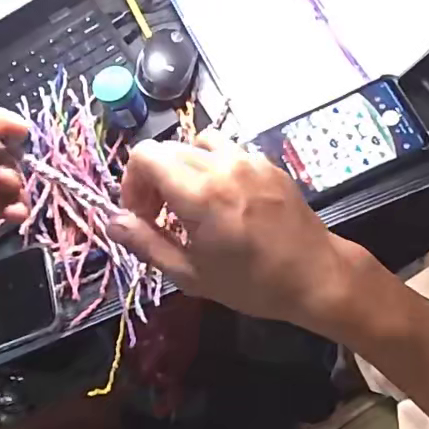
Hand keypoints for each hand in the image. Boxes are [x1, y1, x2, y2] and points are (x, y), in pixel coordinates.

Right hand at [107, 132, 370, 328]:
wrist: (317, 276)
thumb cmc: (252, 284)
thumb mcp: (191, 274)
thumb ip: (146, 243)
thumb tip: (112, 222)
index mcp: (199, 193)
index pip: (145, 155)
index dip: (132, 181)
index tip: (142, 214)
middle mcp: (223, 165)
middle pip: (169, 149)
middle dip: (155, 178)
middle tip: (163, 216)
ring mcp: (250, 160)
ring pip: (199, 144)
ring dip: (186, 168)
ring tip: (194, 202)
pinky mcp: (269, 163)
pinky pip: (230, 152)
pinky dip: (215, 167)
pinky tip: (227, 200)